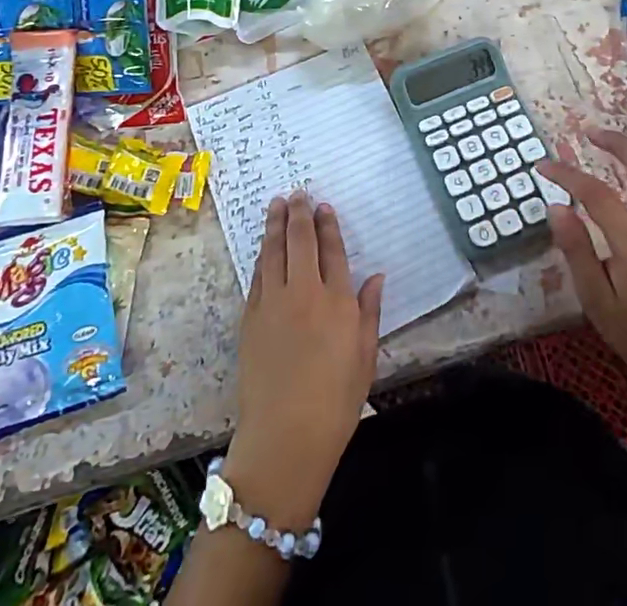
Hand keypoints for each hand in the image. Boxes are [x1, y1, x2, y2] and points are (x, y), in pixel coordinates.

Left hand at [226, 192, 384, 529]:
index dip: (327, 226)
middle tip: (295, 193)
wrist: (286, 433)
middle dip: (298, 214)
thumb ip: (369, 312)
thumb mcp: (366, 357)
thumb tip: (375, 277)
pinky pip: (258, 275)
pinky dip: (262, 256)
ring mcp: (273, 302)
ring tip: (275, 205)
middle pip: (300, 242)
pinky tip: (264, 247)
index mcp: (338, 302)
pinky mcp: (251, 316)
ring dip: (275, 226)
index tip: (323, 206)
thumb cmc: (336, 401)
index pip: (332, 251)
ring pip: (274, 252)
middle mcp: (304, 293)